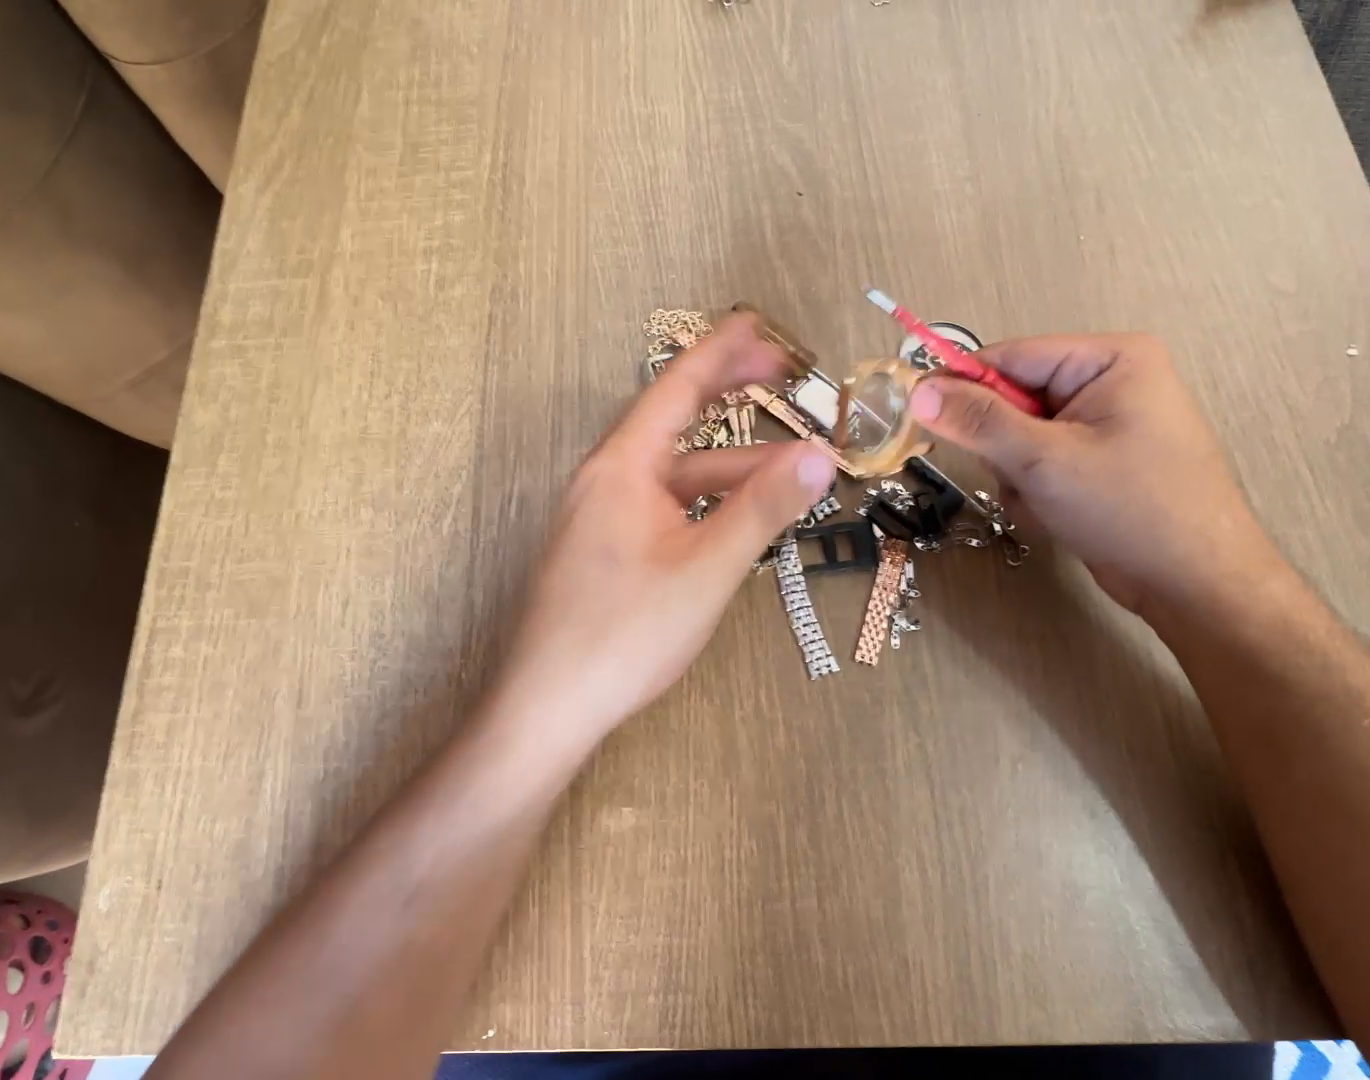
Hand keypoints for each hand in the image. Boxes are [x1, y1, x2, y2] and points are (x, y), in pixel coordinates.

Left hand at [489, 313, 837, 744]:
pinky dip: (704, 503)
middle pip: (676, 423)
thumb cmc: (624, 633)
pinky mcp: (602, 552)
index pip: (677, 387)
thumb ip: (763, 507)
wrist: (550, 705)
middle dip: (732, 400)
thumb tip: (819, 454)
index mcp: (621, 467)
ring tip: (787, 469)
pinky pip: (662, 507)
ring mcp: (599, 517)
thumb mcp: (707, 567)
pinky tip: (736, 520)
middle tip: (784, 378)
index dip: (721, 350)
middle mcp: (604, 480)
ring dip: (728, 467)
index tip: (760, 323)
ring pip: (674, 475)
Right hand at [909, 333, 1277, 614]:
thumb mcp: (1044, 460)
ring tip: (1043, 501)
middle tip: (1015, 476)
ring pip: (1020, 435)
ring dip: (1016, 472)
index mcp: (1110, 359)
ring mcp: (1106, 423)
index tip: (920, 416)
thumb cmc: (1130, 509)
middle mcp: (1110, 381)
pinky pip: (1041, 460)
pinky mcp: (1101, 460)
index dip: (962, 386)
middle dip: (1003, 445)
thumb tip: (919, 393)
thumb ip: (977, 422)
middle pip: (1013, 397)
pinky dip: (1034, 488)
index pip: (1010, 356)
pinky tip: (1055, 512)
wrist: (1194, 582)